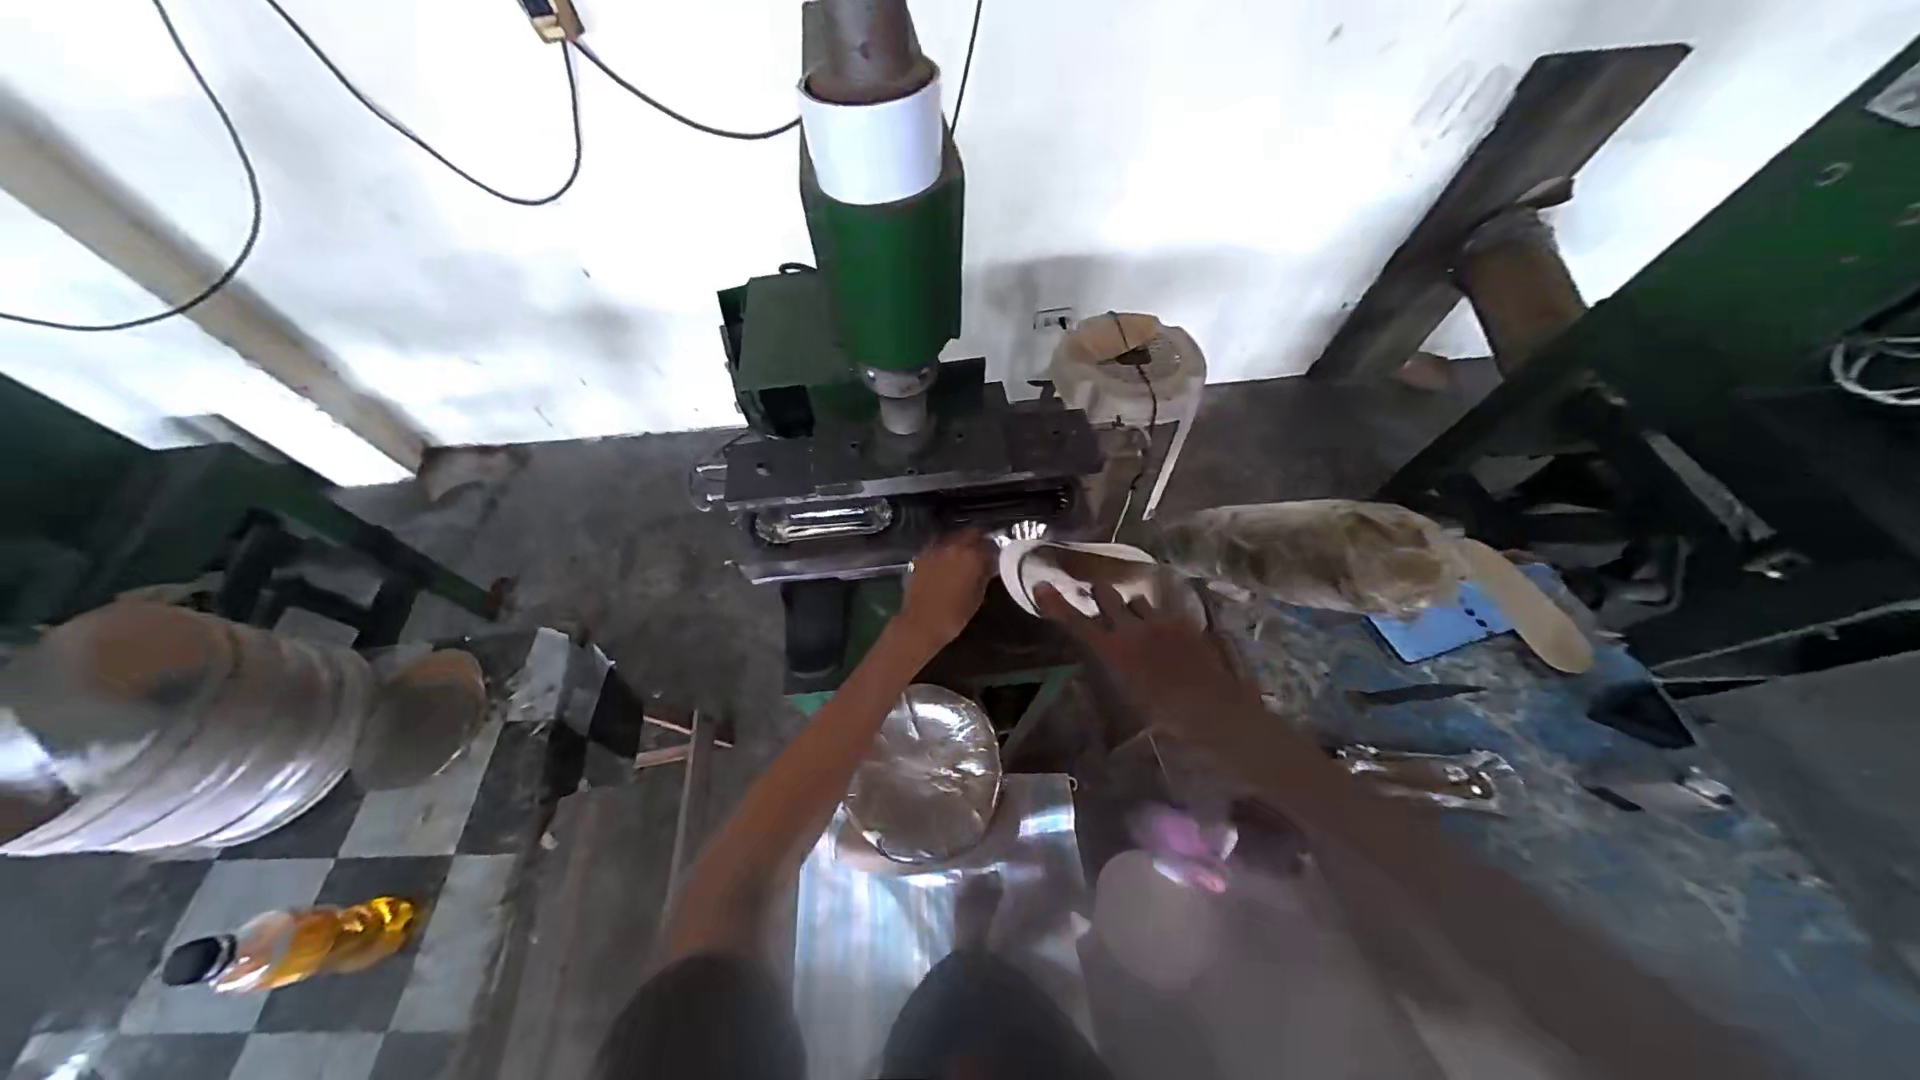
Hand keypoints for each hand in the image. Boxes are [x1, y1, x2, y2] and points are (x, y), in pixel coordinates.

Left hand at [896, 529, 995, 653]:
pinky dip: (945, 549)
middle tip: (982, 553)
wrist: (921, 623)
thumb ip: (985, 575)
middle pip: (971, 533)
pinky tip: (946, 560)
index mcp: (972, 556)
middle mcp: (954, 546)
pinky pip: (937, 545)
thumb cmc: (954, 615)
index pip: (990, 545)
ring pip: (953, 536)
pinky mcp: (921, 556)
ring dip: (961, 542)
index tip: (996, 558)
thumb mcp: (978, 596)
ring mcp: (935, 549)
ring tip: (963, 555)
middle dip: (979, 541)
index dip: (995, 551)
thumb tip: (989, 566)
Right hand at [1036, 582, 1262, 738]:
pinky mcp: (1186, 624)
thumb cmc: (1165, 722)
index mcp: (1112, 652)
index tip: (1042, 587)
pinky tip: (1167, 637)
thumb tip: (1099, 676)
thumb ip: (1108, 685)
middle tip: (1095, 596)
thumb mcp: (1125, 711)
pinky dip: (1159, 619)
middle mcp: (1132, 629)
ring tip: (1136, 622)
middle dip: (1098, 595)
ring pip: (1137, 601)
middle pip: (1106, 596)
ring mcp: (1162, 623)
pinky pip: (1165, 612)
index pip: (1076, 622)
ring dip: (1131, 609)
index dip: (1056, 604)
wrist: (1217, 716)